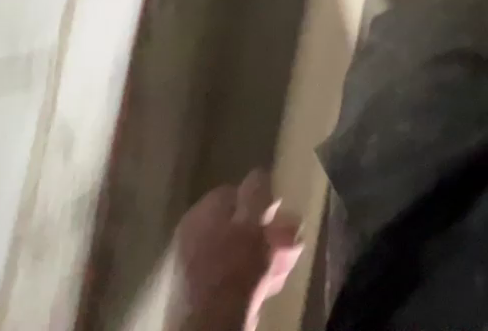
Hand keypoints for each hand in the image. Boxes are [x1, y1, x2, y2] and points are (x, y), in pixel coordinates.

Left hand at [173, 169, 303, 330]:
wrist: (209, 329)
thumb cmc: (232, 270)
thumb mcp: (251, 225)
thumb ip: (256, 195)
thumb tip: (260, 172)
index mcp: (201, 214)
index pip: (234, 192)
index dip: (262, 199)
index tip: (282, 213)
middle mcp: (195, 237)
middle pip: (240, 225)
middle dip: (271, 232)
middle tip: (293, 243)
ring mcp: (198, 269)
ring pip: (242, 253)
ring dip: (268, 256)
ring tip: (286, 268)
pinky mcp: (207, 296)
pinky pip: (237, 277)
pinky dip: (255, 278)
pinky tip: (270, 287)